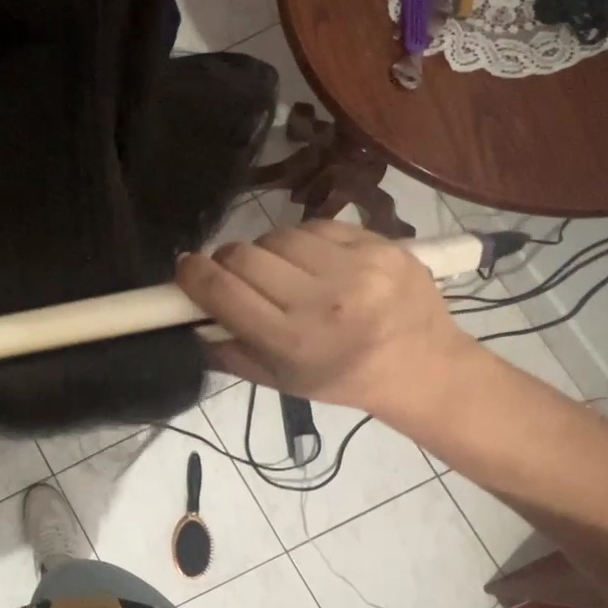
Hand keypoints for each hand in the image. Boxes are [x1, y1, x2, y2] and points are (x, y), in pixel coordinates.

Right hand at [177, 220, 482, 419]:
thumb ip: (225, 350)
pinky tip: (313, 262)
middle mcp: (324, 301)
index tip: (184, 269)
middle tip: (232, 275)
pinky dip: (302, 242)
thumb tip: (183, 319)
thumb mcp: (276, 380)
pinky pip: (316, 226)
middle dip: (227, 262)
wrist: (424, 366)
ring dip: (266, 251)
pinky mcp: (382, 244)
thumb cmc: (340, 378)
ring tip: (279, 272)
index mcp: (293, 341)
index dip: (192, 274)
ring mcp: (358, 268)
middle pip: (243, 256)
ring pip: (276, 236)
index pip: (222, 291)